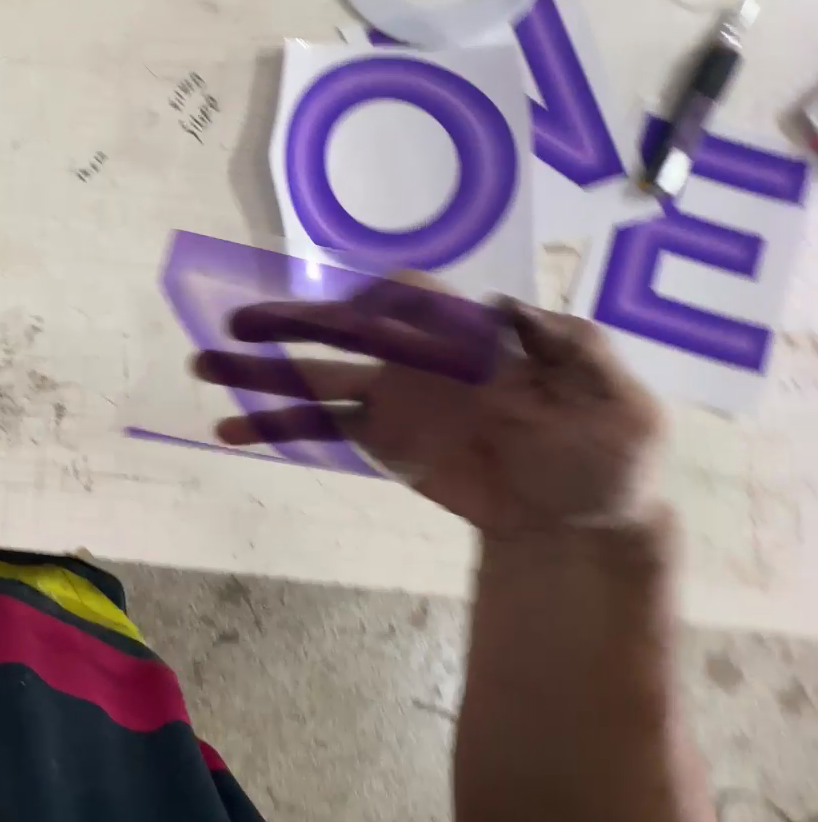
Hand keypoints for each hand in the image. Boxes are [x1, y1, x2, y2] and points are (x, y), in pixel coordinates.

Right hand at [192, 277, 664, 537]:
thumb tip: (504, 308)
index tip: (351, 318)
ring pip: (310, 376)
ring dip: (256, 370)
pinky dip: (269, 426)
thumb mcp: (620, 405)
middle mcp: (415, 358)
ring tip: (202, 363)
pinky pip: (312, 426)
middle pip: (341, 330)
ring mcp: (387, 398)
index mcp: (468, 339)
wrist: (578, 521)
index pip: (410, 300)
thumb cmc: (608, 455)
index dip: (376, 302)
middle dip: (289, 323)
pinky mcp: (373, 437)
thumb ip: (574, 351)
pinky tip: (227, 429)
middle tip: (236, 322)